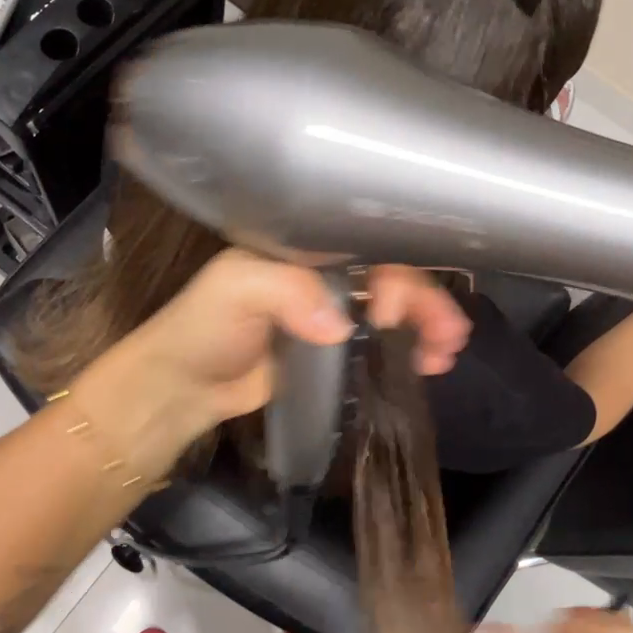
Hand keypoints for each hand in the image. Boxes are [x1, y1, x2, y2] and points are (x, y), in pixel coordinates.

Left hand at [68, 250, 470, 479]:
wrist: (184, 386)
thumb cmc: (203, 327)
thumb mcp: (235, 290)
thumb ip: (287, 291)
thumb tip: (342, 326)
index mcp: (304, 248)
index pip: (366, 246)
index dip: (394, 274)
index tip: (393, 312)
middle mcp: (324, 273)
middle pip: (391, 276)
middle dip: (426, 302)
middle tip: (449, 337)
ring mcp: (331, 312)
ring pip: (395, 308)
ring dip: (428, 324)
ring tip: (446, 354)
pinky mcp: (335, 350)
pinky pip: (382, 341)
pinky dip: (409, 347)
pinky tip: (427, 364)